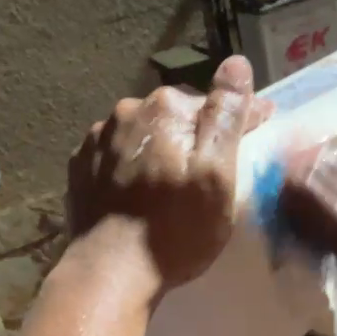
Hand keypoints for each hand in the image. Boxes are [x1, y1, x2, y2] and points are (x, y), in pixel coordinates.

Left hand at [66, 56, 272, 294]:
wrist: (111, 271)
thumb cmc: (176, 229)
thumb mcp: (216, 175)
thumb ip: (226, 115)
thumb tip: (237, 64)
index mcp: (165, 107)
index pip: (215, 103)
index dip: (241, 120)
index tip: (256, 136)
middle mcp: (126, 111)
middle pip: (174, 117)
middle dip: (194, 136)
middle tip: (209, 171)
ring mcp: (97, 139)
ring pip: (142, 135)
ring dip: (158, 149)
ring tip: (169, 185)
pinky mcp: (79, 167)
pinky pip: (115, 157)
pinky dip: (130, 168)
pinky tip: (138, 195)